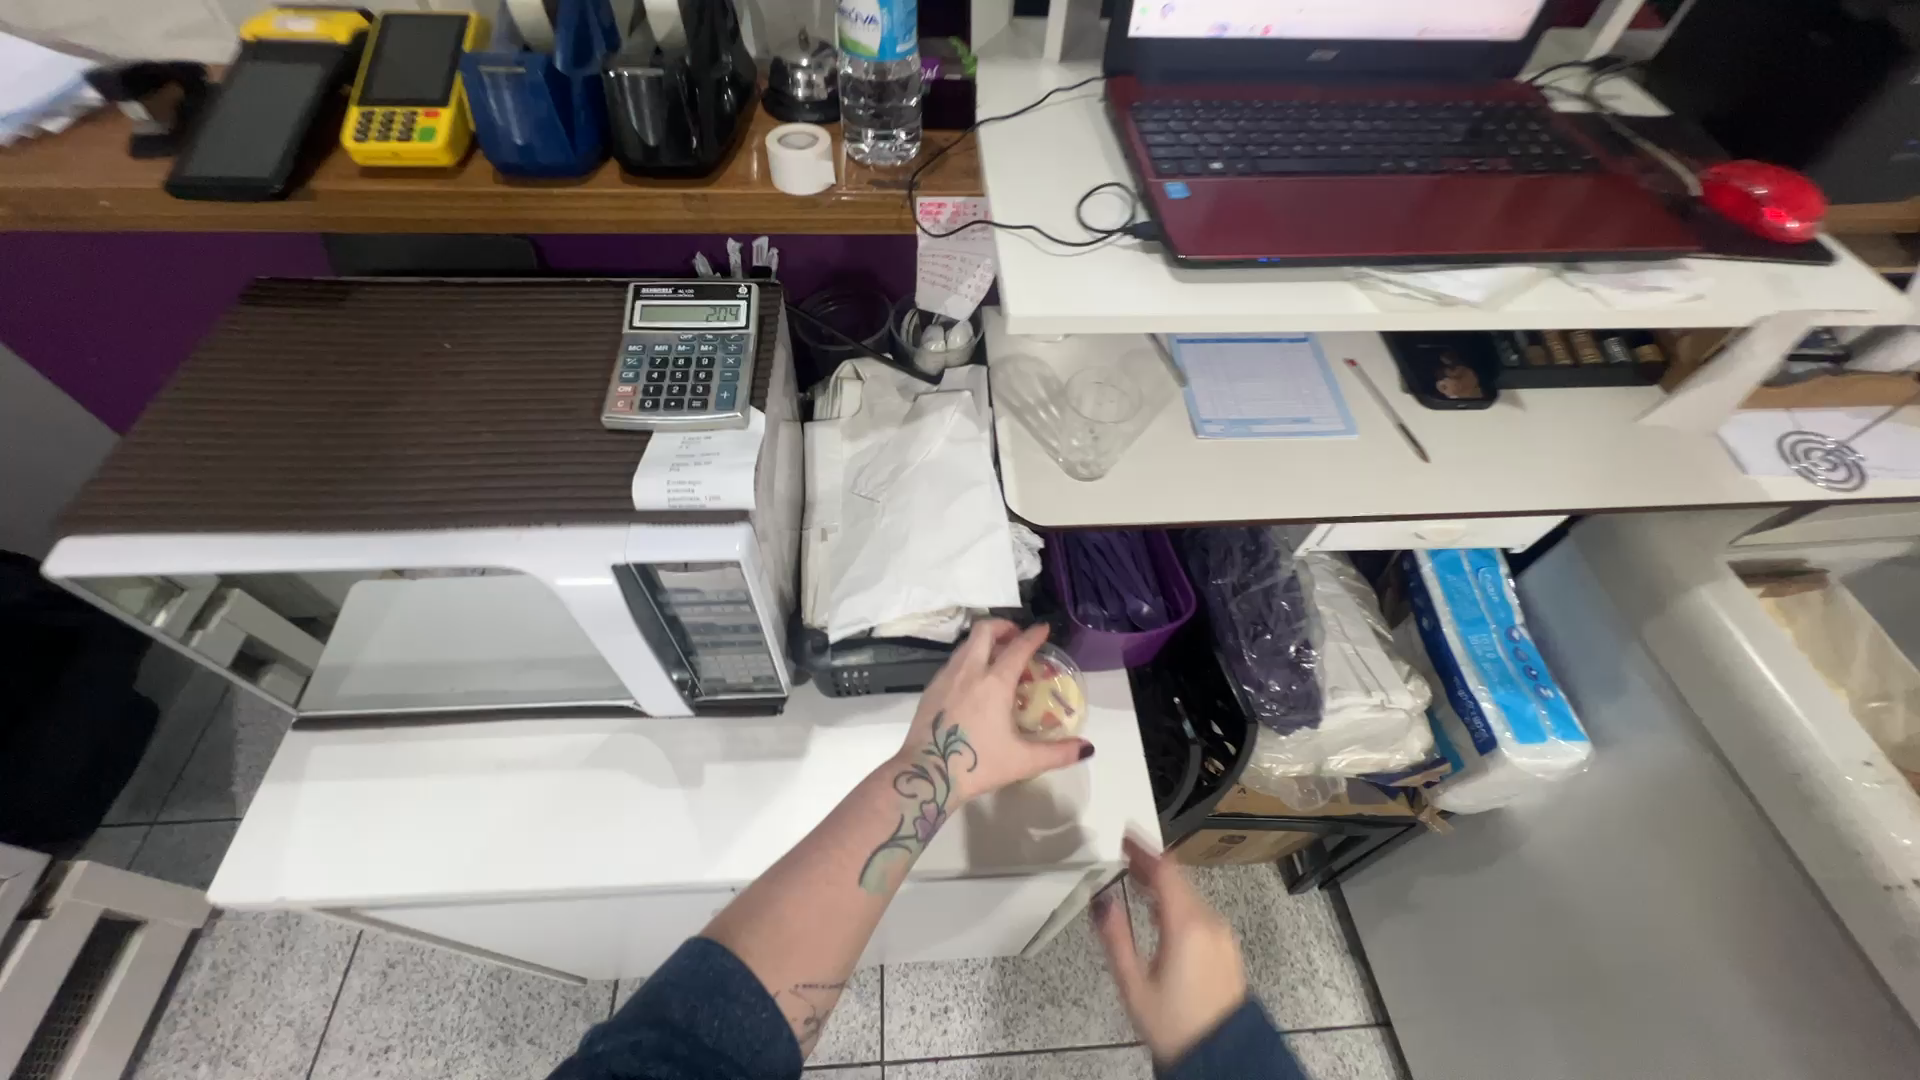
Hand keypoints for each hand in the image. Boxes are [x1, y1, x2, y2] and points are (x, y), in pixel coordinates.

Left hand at [895, 619, 1093, 807]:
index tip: (1043, 629)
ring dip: (984, 641)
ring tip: (997, 657)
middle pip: (984, 630)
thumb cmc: (977, 764)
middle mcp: (969, 671)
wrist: (926, 773)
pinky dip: (968, 658)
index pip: (1018, 647)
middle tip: (1016, 637)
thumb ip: (1058, 753)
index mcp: (995, 682)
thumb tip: (1087, 749)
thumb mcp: (1023, 761)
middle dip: (1003, 626)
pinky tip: (973, 680)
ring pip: (966, 644)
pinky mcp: (931, 688)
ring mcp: (945, 677)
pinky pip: (953, 661)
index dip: (1033, 635)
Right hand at [1093, 836, 1248, 1066]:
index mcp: (1186, 924)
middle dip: (1150, 865)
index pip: (1164, 869)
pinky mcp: (1227, 947)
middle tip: (1123, 858)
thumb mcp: (1133, 984)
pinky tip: (1160, 912)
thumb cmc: (1173, 1023)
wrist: (1222, 1059)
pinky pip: (1199, 911)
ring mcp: (1222, 934)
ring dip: (1164, 884)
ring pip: (1189, 894)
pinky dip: (1178, 902)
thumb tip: (1100, 899)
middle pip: (1178, 878)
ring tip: (1136, 882)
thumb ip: (1114, 937)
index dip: (1143, 848)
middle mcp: (1209, 921)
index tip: (1123, 836)